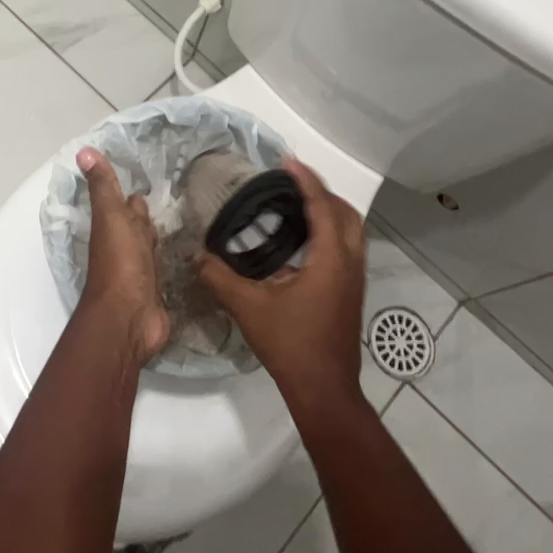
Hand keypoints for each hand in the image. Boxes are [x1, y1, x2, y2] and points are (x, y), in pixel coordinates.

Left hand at [76, 148, 169, 365]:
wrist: (129, 318)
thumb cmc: (120, 263)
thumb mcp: (110, 217)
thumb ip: (103, 186)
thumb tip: (82, 150)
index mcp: (115, 229)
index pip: (126, 207)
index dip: (132, 197)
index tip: (145, 182)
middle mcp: (126, 249)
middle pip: (138, 228)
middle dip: (147, 217)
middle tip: (168, 202)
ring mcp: (142, 273)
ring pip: (150, 249)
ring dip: (158, 239)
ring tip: (178, 225)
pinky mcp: (158, 293)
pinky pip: (164, 272)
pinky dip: (170, 263)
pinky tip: (184, 259)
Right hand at [197, 157, 366, 408]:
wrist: (324, 390)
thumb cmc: (291, 345)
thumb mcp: (249, 308)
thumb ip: (220, 278)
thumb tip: (198, 256)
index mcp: (330, 259)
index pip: (322, 206)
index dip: (306, 180)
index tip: (287, 161)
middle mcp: (349, 263)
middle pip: (346, 214)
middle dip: (323, 193)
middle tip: (293, 184)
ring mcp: (354, 281)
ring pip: (351, 232)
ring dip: (330, 213)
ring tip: (298, 207)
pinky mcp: (350, 295)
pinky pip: (347, 249)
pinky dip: (330, 234)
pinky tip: (301, 246)